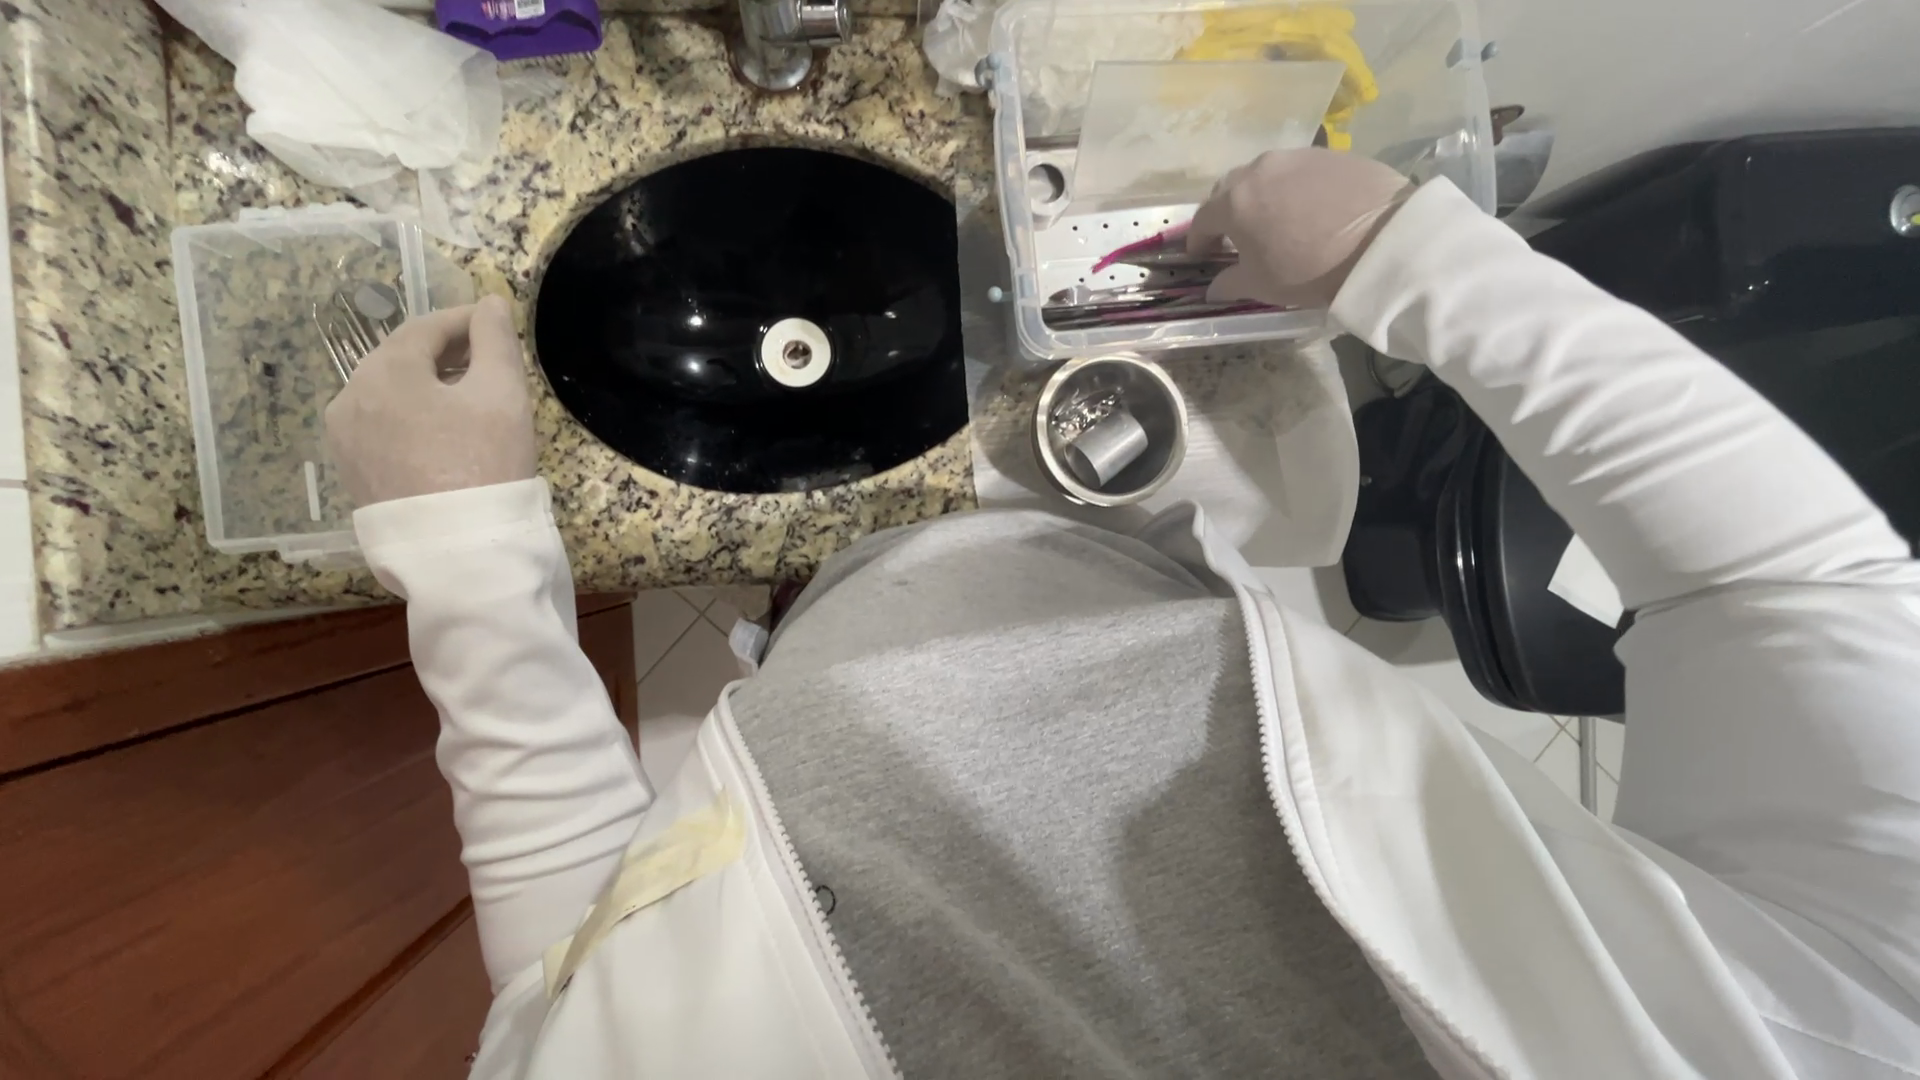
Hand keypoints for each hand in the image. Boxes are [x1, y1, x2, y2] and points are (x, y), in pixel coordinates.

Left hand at [325, 295, 536, 507]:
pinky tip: (446, 437)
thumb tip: (491, 304)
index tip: (497, 322)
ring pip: (390, 396)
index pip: (425, 327)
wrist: (459, 548)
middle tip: (488, 361)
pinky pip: (384, 430)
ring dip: (428, 388)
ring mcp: (345, 439)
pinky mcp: (353, 473)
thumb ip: (497, 342)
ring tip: (469, 401)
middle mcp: (350, 398)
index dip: (465, 320)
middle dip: (445, 354)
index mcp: (384, 372)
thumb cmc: (486, 463)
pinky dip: (414, 420)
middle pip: (401, 360)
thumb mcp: (504, 396)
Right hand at [1188, 148, 1411, 308]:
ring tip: (1273, 218)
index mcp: (1233, 201)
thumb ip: (1229, 284)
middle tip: (1235, 234)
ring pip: (1265, 174)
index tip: (1201, 255)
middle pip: (1231, 188)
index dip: (1198, 240)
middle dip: (1226, 211)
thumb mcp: (1260, 285)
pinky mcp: (1332, 154)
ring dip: (1260, 195)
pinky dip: (1292, 188)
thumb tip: (1213, 288)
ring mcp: (1297, 156)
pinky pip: (1298, 171)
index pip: (1202, 219)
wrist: (1380, 242)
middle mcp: (1260, 169)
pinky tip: (1306, 209)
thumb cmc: (1306, 269)